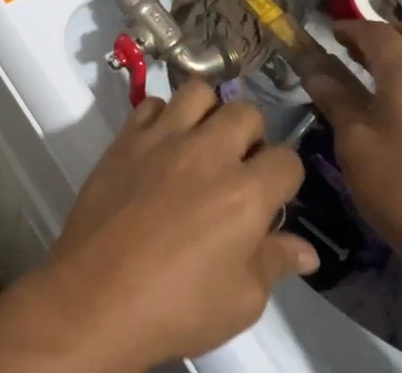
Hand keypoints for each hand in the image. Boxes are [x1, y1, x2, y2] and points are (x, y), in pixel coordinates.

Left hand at [50, 79, 317, 364]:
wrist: (96, 298)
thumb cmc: (176, 307)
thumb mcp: (240, 301)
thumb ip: (274, 263)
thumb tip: (305, 250)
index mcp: (246, 192)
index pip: (286, 159)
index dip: (285, 178)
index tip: (273, 197)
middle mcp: (208, 152)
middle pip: (246, 112)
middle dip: (252, 135)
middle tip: (238, 167)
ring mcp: (162, 139)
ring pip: (198, 92)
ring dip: (208, 113)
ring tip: (202, 143)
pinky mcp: (125, 139)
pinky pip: (150, 104)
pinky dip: (162, 117)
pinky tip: (161, 145)